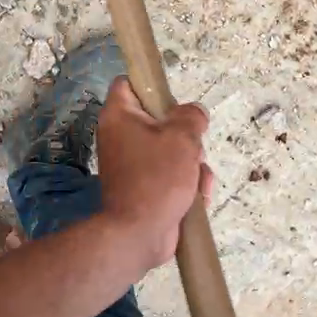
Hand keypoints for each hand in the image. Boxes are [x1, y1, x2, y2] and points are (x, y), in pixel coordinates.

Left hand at [94, 77, 211, 270]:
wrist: (140, 233)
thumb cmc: (156, 177)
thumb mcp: (181, 138)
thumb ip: (191, 118)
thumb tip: (194, 113)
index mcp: (119, 115)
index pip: (128, 83)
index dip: (150, 86)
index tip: (174, 99)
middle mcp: (120, 135)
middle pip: (159, 120)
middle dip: (185, 135)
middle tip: (193, 148)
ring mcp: (131, 162)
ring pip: (170, 149)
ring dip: (192, 163)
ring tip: (197, 178)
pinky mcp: (144, 185)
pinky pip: (170, 174)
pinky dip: (186, 184)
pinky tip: (197, 196)